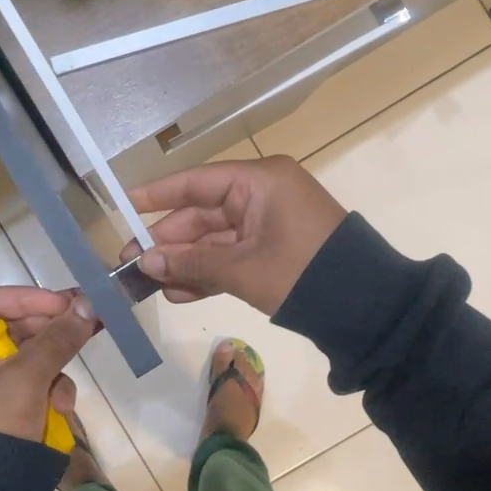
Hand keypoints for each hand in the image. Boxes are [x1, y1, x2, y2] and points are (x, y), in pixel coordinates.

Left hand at [0, 286, 99, 443]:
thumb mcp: (26, 379)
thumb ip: (57, 338)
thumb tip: (89, 304)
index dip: (28, 298)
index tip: (64, 303)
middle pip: (16, 327)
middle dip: (50, 336)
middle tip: (87, 325)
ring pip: (33, 354)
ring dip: (54, 369)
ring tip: (62, 396)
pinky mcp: (9, 403)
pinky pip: (37, 380)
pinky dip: (51, 390)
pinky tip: (59, 410)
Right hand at [120, 155, 346, 314]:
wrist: (367, 308)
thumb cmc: (302, 274)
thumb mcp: (242, 270)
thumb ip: (191, 263)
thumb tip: (145, 264)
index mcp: (260, 182)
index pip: (197, 181)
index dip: (157, 195)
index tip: (123, 206)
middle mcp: (262, 194)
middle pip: (201, 213)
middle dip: (167, 243)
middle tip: (131, 266)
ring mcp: (268, 223)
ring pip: (214, 239)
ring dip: (184, 263)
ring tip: (151, 287)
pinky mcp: (273, 250)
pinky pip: (231, 255)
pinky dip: (208, 273)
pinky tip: (179, 294)